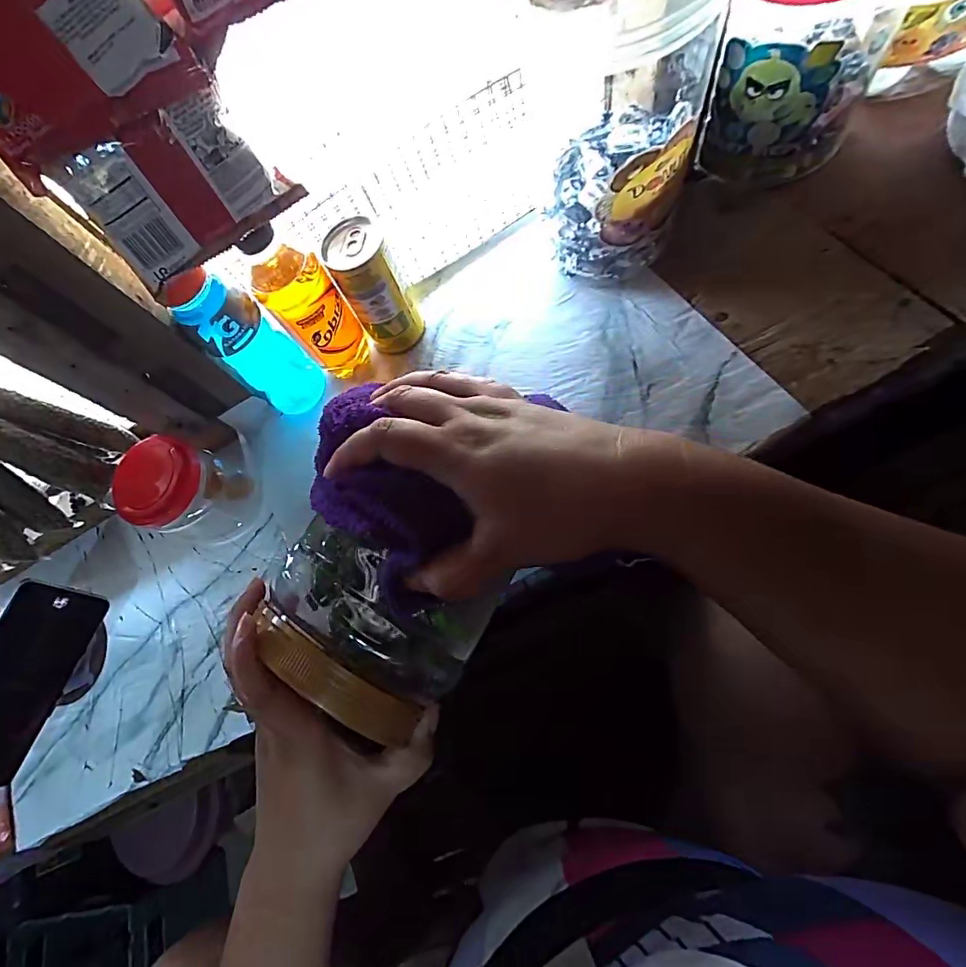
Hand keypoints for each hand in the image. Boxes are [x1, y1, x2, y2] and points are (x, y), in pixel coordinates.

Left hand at [222, 578, 435, 885]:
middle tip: (262, 582)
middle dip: (240, 619)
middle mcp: (269, 718)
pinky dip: (256, 649)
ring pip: (242, 670)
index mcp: (290, 730)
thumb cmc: (332, 825)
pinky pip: (254, 679)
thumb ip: (412, 750)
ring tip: (270, 594)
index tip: (252, 614)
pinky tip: (285, 633)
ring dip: (245, 630)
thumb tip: (433, 704)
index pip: (255, 687)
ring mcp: (262, 721)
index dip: (245, 652)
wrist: (292, 864)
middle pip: (238, 665)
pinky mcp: (266, 725)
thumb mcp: (383, 790)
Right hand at [325, 370, 701, 597]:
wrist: (631, 480)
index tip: (334, 472)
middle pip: (404, 400)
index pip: (386, 438)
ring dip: (402, 389)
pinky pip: (470, 382)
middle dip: (370, 414)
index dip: (352, 452)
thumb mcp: (503, 553)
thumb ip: (455, 572)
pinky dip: (443, 384)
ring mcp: (497, 404)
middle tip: (355, 434)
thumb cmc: (561, 513)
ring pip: (436, 381)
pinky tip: (450, 395)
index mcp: (454, 450)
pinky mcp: (522, 402)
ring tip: (386, 400)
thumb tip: (416, 585)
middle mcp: (467, 417)